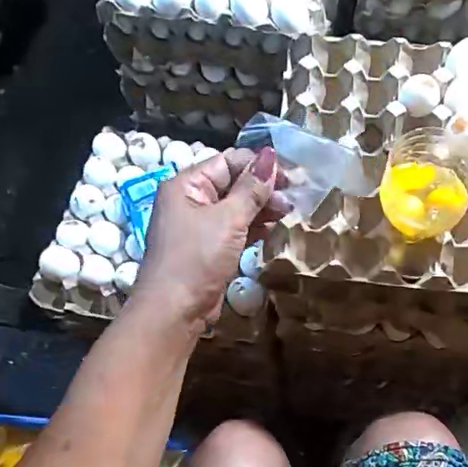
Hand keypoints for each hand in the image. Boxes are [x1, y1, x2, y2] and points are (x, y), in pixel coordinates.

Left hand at [132, 147, 287, 331]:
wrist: (173, 311)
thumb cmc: (197, 258)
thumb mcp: (228, 219)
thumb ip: (251, 189)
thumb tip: (270, 155)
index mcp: (187, 185)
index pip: (227, 162)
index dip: (258, 165)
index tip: (291, 174)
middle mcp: (190, 201)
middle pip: (232, 184)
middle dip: (262, 188)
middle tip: (293, 198)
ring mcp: (199, 227)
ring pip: (235, 208)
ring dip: (261, 209)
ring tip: (288, 213)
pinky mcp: (208, 250)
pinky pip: (234, 230)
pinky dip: (253, 228)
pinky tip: (273, 229)